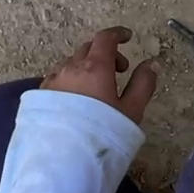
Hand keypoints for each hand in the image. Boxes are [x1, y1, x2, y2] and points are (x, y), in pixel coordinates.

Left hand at [41, 26, 161, 123]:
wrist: (64, 158)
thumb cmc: (103, 133)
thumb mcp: (131, 110)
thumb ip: (143, 84)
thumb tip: (152, 63)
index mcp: (94, 67)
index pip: (105, 39)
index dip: (118, 34)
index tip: (128, 37)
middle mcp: (70, 68)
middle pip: (87, 49)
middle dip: (105, 53)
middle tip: (120, 70)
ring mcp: (53, 80)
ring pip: (71, 63)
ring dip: (86, 66)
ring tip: (98, 87)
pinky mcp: (41, 95)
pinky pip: (58, 77)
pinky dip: (71, 78)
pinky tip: (76, 98)